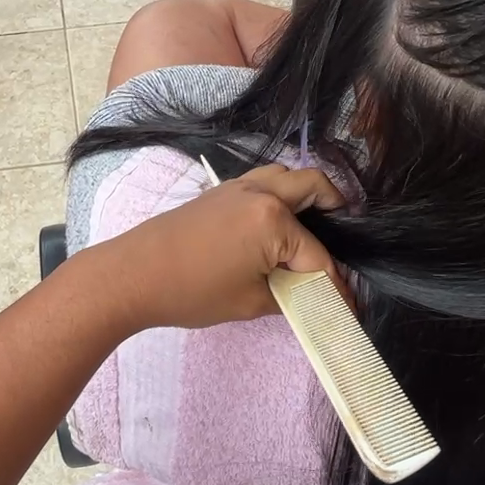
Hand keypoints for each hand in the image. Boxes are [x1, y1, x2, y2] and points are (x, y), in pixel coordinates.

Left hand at [74, 163, 345, 330]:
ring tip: (315, 228)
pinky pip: (264, 180)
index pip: (318, 257)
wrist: (133, 274)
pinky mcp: (221, 190)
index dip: (337, 287)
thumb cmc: (191, 291)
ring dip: (307, 195)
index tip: (350, 308)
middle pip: (315, 187)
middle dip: (337, 213)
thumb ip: (289, 294)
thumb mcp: (250, 301)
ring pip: (288, 175)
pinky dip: (281, 194)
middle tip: (342, 244)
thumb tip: (310, 294)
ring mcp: (239, 185)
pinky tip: (278, 226)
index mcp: (273, 220)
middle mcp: (261, 192)